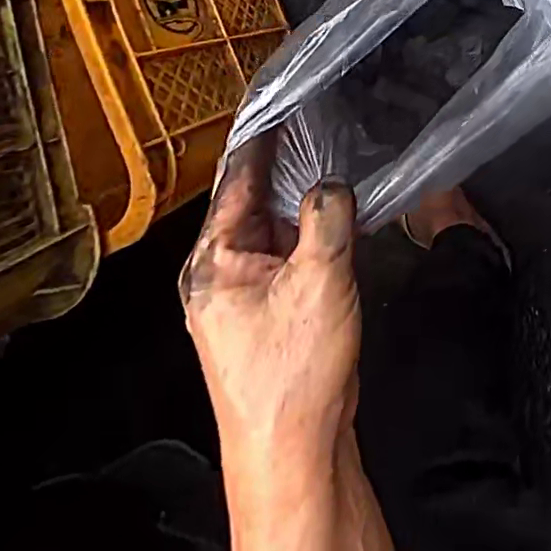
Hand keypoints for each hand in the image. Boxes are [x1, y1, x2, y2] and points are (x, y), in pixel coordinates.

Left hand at [181, 132, 366, 544]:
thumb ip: (327, 216)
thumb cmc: (293, 375)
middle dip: (284, 163)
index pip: (236, 180)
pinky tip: (335, 214)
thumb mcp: (320, 279)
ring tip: (329, 158)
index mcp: (215, 260)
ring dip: (300, 198)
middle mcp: (221, 272)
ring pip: (276, 226)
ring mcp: (245, 290)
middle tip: (313, 122)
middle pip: (253, 199)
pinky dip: (310, 228)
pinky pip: (291, 250)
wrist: (297, 446)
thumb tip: (333, 184)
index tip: (277, 104)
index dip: (260, 139)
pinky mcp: (272, 306)